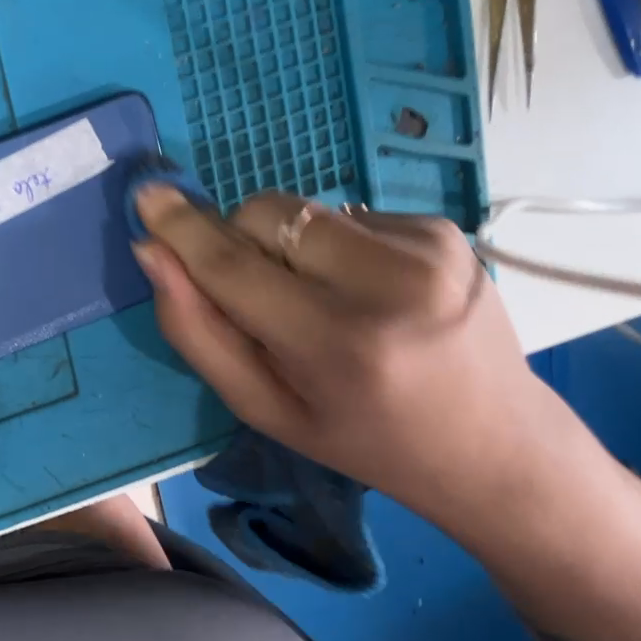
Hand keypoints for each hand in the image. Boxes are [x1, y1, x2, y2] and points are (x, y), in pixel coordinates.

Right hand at [130, 186, 579, 510]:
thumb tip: (154, 254)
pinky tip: (359, 289)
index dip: (181, 229)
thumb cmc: (360, 438)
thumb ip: (198, 331)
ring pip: (301, 206)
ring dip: (281, 241)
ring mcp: (427, 247)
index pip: (232, 265)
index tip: (146, 196)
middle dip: (235, 240)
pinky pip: (344, 213)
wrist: (495, 444)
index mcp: (336, 343)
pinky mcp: (444, 229)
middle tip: (255, 293)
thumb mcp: (263, 407)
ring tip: (315, 296)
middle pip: (262, 214)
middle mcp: (389, 282)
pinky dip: (327, 243)